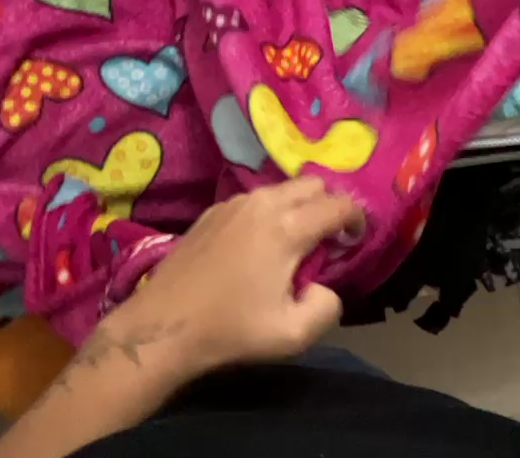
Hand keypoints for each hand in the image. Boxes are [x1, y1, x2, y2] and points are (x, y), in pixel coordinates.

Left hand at [91, 177, 363, 381]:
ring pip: (282, 188)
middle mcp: (264, 203)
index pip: (339, 205)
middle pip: (312, 184)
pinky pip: (255, 199)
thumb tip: (325, 286)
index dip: (356, 219)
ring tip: (292, 242)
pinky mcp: (213, 209)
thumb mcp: (292, 335)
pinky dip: (269, 211)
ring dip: (297, 206)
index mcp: (288, 228)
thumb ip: (326, 306)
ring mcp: (235, 202)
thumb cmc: (230, 329)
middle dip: (328, 205)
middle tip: (326, 239)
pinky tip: (257, 244)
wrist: (163, 324)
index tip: (354, 241)